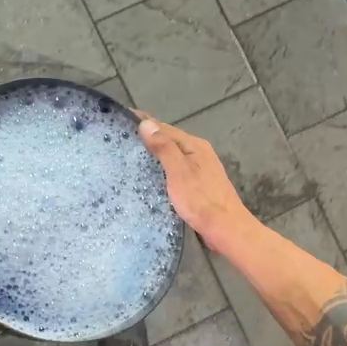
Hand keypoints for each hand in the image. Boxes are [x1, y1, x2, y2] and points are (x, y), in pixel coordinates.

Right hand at [136, 115, 260, 252]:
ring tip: (130, 155)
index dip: (144, 122)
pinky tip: (150, 176)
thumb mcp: (179, 172)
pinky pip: (175, 169)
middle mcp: (199, 153)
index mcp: (195, 146)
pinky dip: (161, 168)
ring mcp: (200, 169)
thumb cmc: (201, 200)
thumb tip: (146, 124)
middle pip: (169, 140)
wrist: (226, 228)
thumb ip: (163, 147)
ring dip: (154, 153)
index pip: (164, 128)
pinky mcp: (198, 185)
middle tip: (121, 137)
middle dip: (148, 137)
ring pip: (172, 156)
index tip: (123, 117)